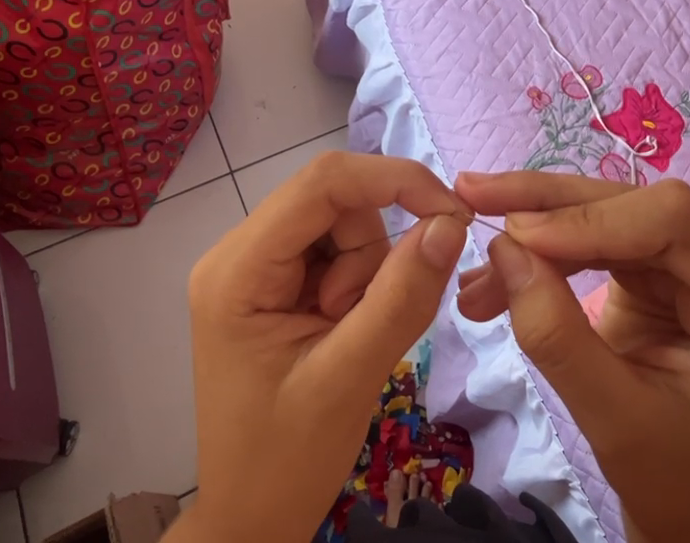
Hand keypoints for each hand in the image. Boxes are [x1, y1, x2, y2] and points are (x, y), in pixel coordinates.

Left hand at [167, 153, 470, 542]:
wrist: (251, 517)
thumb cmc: (289, 458)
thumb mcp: (351, 377)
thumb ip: (402, 296)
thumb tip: (450, 224)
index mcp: (238, 268)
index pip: (322, 183)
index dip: (394, 181)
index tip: (452, 216)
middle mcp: (237, 252)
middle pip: (334, 202)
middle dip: (372, 251)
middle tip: (363, 320)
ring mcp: (254, 267)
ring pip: (341, 224)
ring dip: (367, 271)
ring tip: (348, 335)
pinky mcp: (272, 284)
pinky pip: (335, 252)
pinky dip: (359, 282)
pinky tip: (345, 329)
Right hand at [455, 173, 689, 542]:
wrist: (688, 496)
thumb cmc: (666, 473)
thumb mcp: (609, 418)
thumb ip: (555, 334)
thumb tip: (502, 248)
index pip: (674, 223)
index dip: (590, 218)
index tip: (514, 234)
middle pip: (637, 205)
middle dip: (547, 206)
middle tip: (470, 198)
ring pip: (609, 214)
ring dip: (535, 230)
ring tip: (473, 264)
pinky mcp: (669, 264)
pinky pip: (599, 236)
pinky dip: (545, 250)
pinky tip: (498, 272)